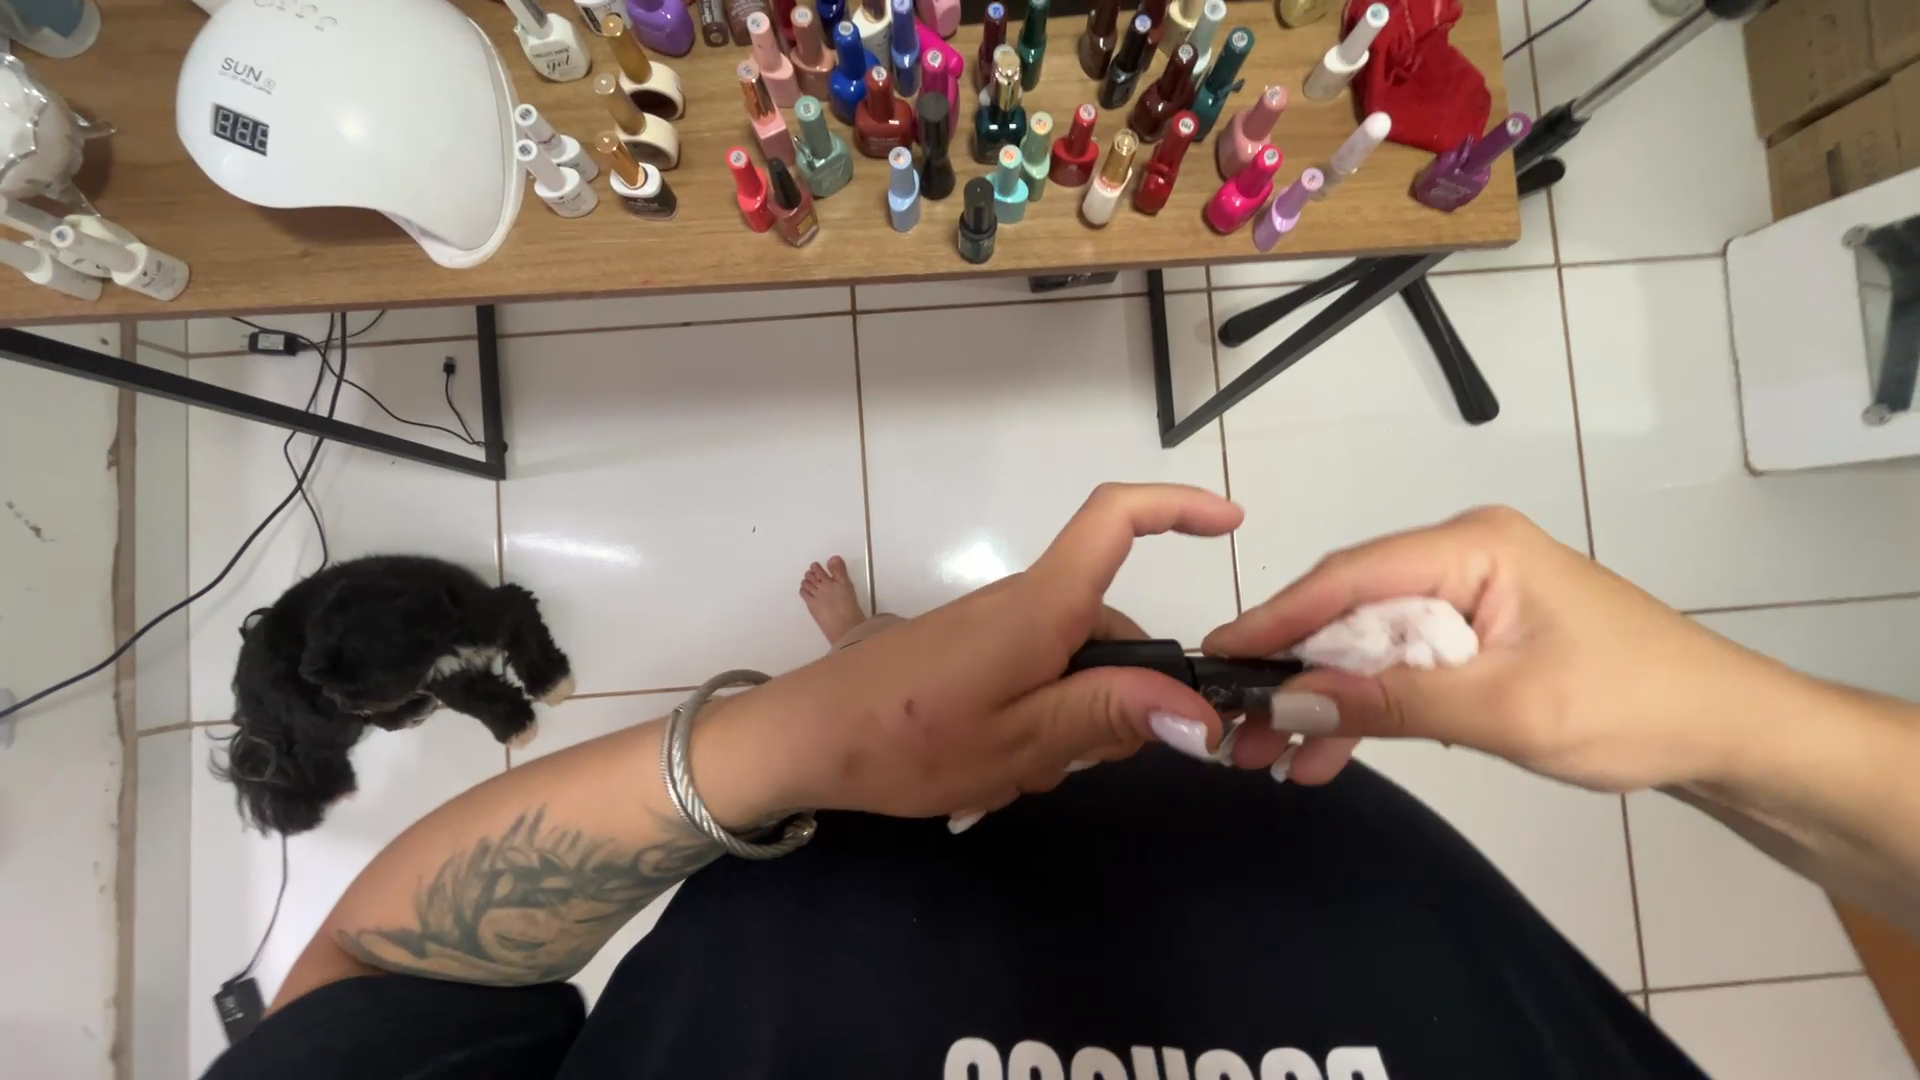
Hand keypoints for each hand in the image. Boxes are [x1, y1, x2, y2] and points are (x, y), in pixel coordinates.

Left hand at [703, 483, 1242, 823]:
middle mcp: (1022, 604)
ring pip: (1073, 664)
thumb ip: (1108, 715)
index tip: (1231, 524)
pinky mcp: (973, 652)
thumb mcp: (1020, 741)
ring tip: (1013, 773)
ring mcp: (994, 628)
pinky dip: (1036, 722)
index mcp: (1040, 607)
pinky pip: (1035, 676)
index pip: (1113, 521)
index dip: (1177, 507)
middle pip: (1109, 626)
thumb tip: (1200, 710)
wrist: (806, 737)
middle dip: (1120, 695)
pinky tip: (993, 765)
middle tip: (1077, 763)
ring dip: (1069, 722)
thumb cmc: (907, 738)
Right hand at [1203, 506, 1794, 792]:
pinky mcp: (1461, 634)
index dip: (1277, 617)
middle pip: (1345, 612)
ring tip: (1268, 752)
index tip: (1218, 652)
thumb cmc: (1636, 708)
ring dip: (1320, 699)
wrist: (1737, 739)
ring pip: (1360, 644)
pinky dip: (1361, 708)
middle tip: (1237, 720)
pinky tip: (1322, 752)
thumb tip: (1283, 702)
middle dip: (1292, 671)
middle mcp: (1453, 558)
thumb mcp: (1505, 710)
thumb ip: (1388, 701)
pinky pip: (1391, 666)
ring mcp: (1455, 596)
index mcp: (1470, 547)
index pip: (1349, 578)